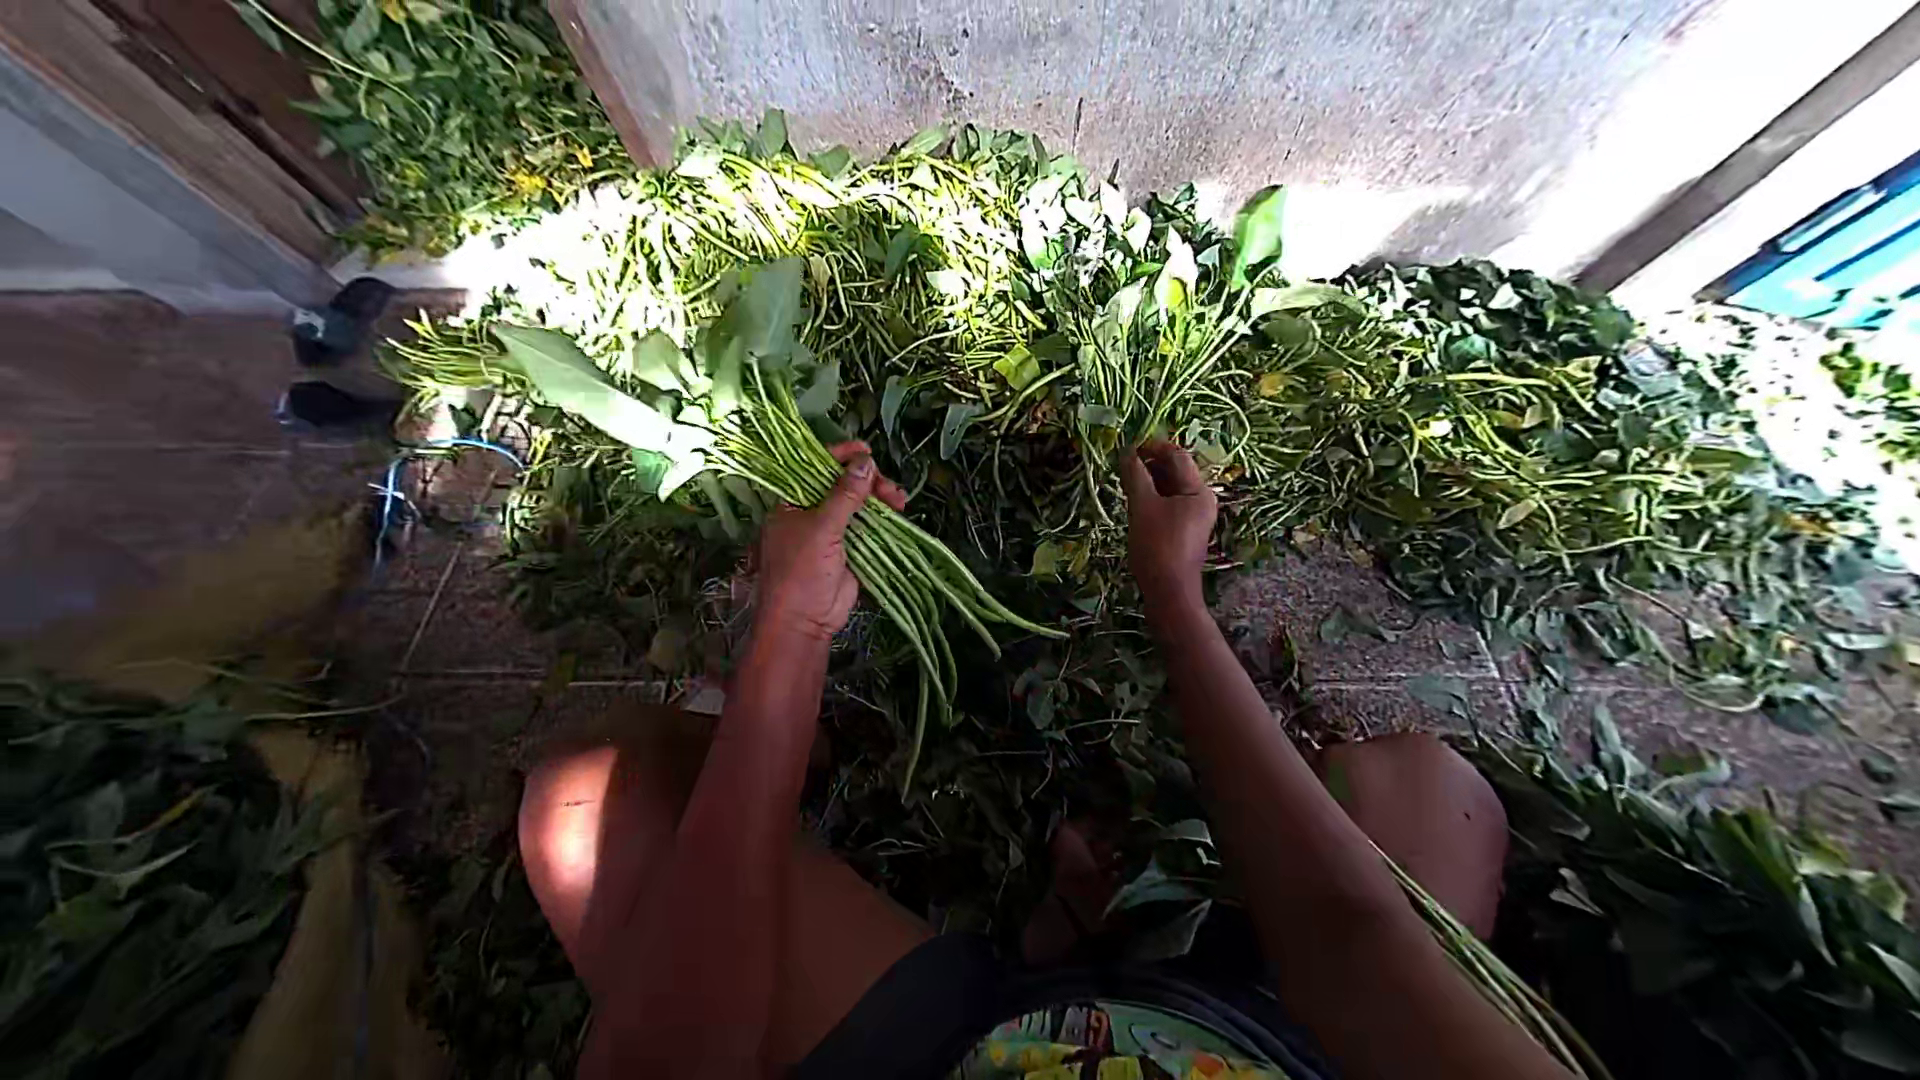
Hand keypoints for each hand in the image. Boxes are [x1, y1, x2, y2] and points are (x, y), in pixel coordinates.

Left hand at [754, 441, 906, 642]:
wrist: (804, 621)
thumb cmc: (799, 571)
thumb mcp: (820, 528)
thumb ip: (844, 494)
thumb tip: (866, 462)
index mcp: (792, 502)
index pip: (815, 468)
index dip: (840, 456)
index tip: (865, 450)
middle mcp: (811, 512)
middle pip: (843, 485)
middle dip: (868, 481)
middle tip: (887, 487)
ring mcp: (832, 531)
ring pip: (860, 505)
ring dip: (880, 499)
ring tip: (898, 500)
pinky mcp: (851, 548)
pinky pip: (870, 526)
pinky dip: (884, 518)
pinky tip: (898, 512)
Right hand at [1119, 438, 1217, 610]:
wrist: (1168, 592)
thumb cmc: (1157, 546)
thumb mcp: (1142, 506)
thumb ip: (1135, 475)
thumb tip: (1126, 451)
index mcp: (1198, 490)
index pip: (1176, 455)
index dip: (1152, 446)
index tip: (1126, 447)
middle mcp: (1201, 499)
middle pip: (1175, 470)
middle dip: (1149, 463)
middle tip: (1122, 463)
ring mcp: (1193, 515)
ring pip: (1169, 487)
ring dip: (1148, 479)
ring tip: (1124, 479)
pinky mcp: (1183, 528)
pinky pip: (1167, 503)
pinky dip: (1151, 496)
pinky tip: (1133, 499)